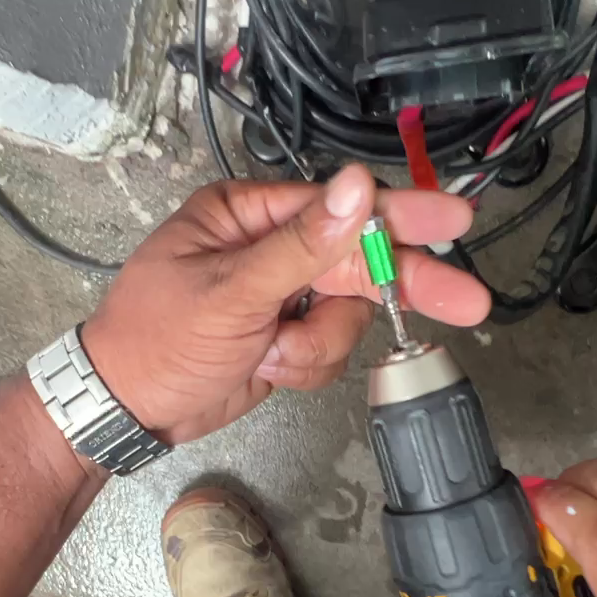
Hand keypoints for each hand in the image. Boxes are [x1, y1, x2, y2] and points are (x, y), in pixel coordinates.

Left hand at [80, 165, 488, 443]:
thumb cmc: (158, 340)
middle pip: (360, 262)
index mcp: (251, 217)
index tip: (455, 219)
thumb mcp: (230, 293)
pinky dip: (305, 367)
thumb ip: (301, 247)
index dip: (400, 216)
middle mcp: (274, 250)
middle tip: (466, 302)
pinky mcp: (289, 339)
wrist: (130, 409)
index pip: (341, 209)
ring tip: (271, 356)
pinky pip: (329, 351)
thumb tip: (357, 187)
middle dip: (399, 288)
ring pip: (348, 316)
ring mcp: (284, 298)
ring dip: (317, 346)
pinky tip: (266, 368)